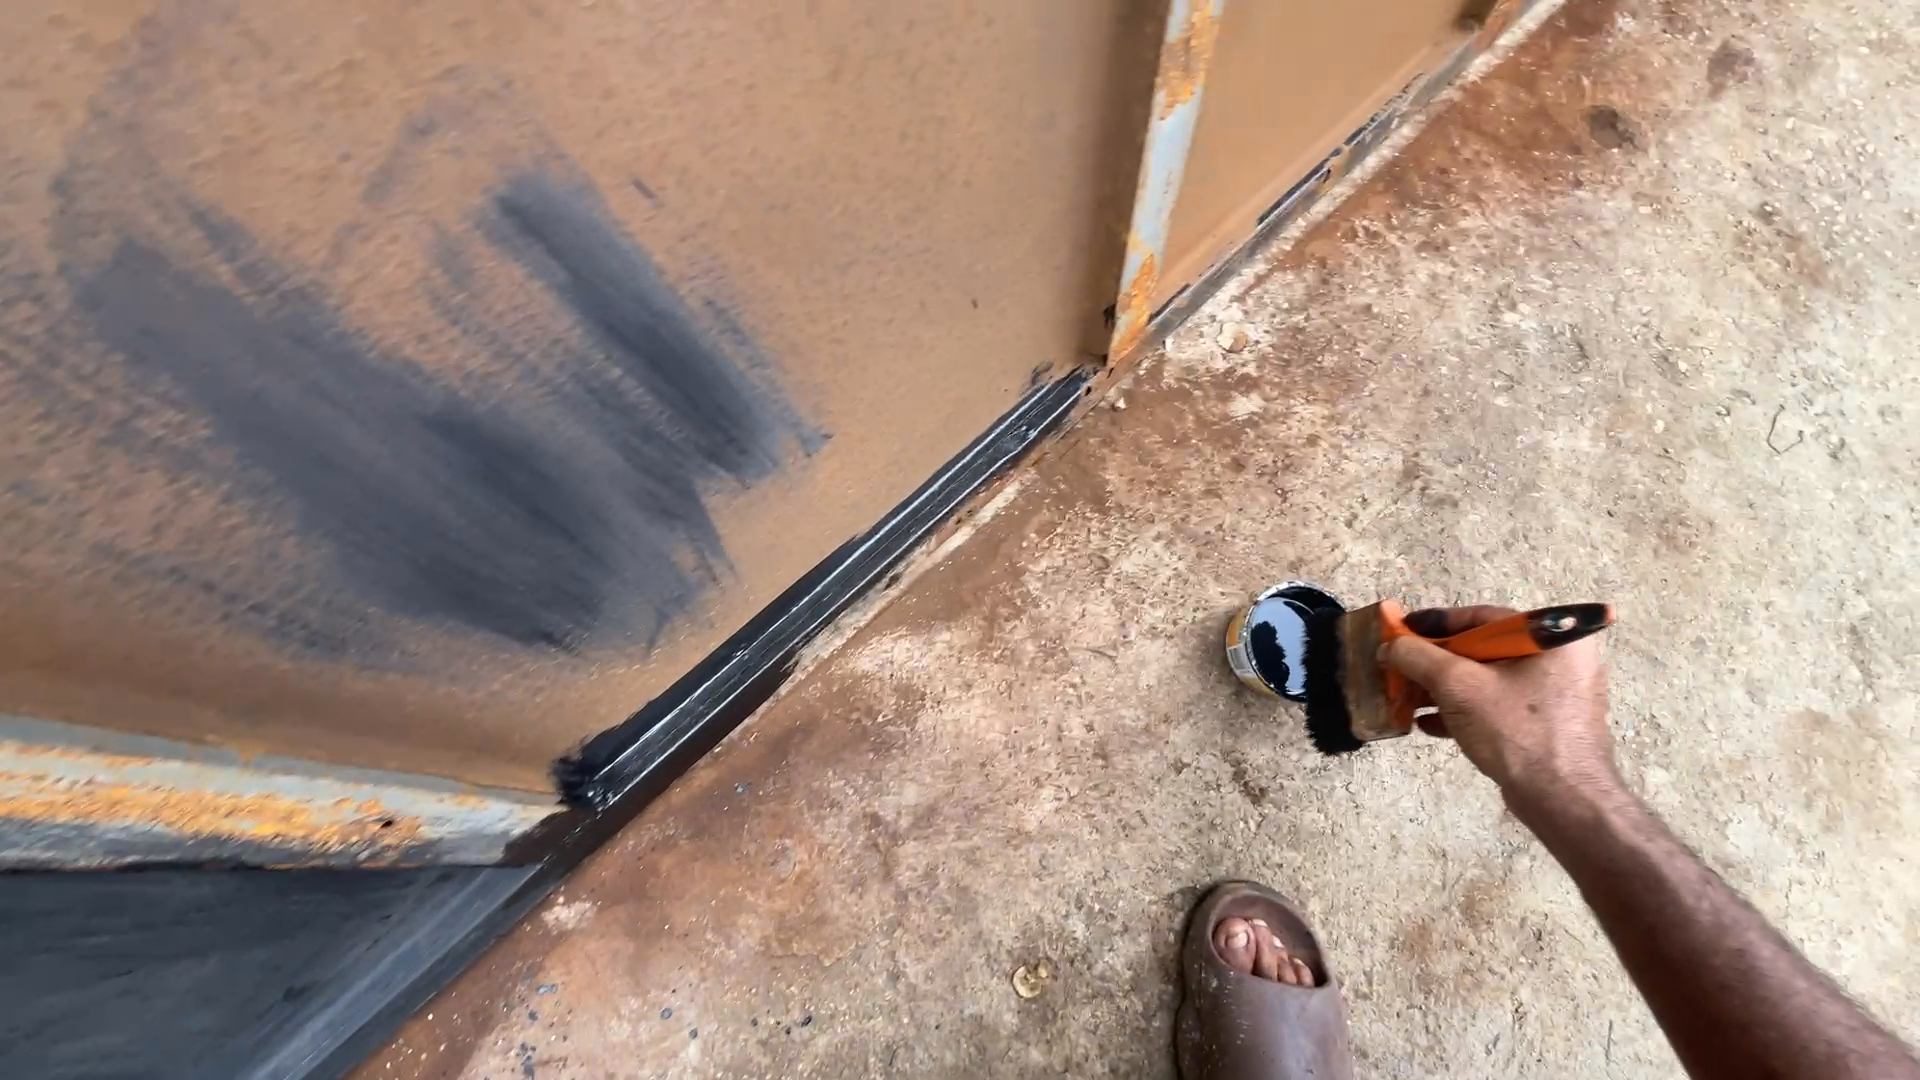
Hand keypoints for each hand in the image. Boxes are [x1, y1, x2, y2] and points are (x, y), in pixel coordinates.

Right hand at [1379, 606, 1618, 807]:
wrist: (1562, 799)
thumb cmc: (1514, 729)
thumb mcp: (1456, 684)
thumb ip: (1416, 656)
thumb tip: (1389, 646)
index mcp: (1552, 638)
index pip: (1482, 617)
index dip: (1435, 623)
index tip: (1402, 633)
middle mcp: (1561, 661)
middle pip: (1481, 649)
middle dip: (1434, 661)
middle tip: (1401, 668)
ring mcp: (1555, 695)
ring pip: (1485, 679)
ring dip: (1442, 687)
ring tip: (1409, 698)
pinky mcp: (1545, 724)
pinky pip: (1496, 704)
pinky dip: (1462, 709)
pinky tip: (1430, 723)